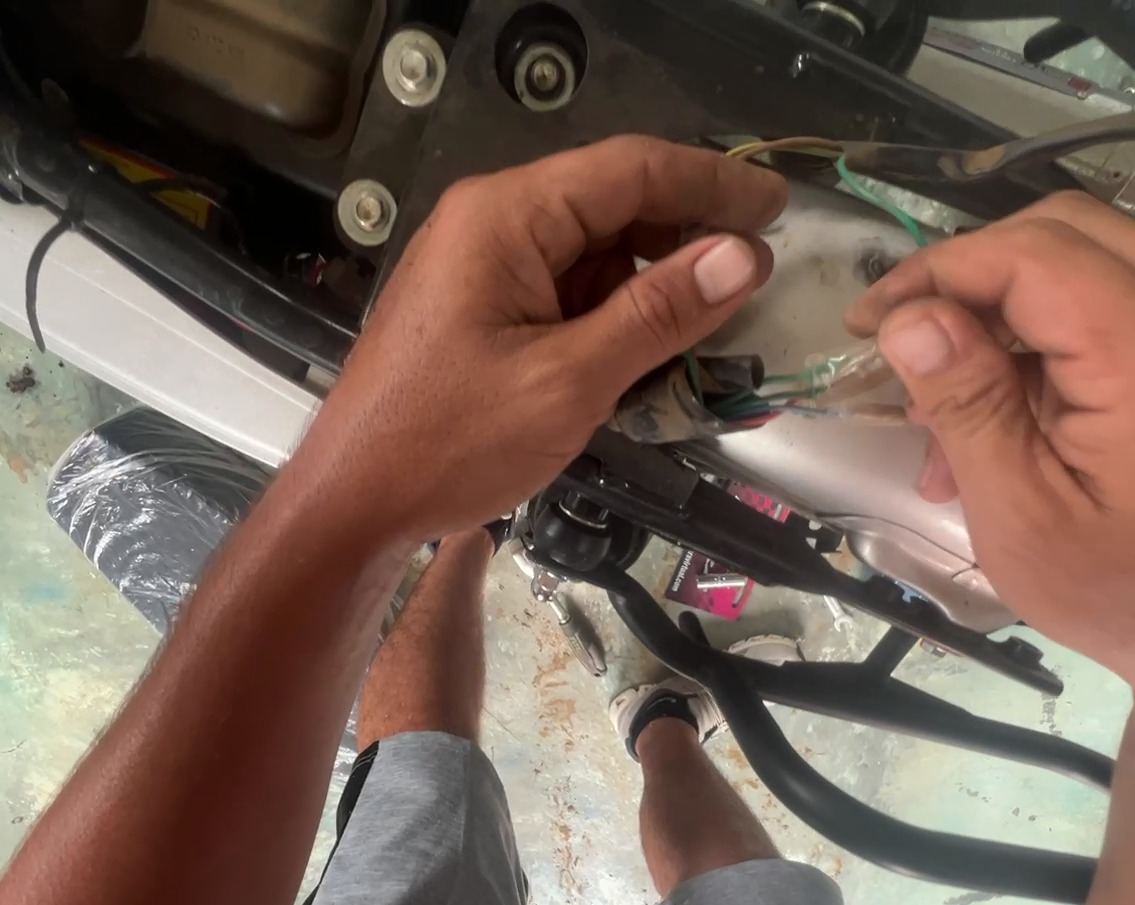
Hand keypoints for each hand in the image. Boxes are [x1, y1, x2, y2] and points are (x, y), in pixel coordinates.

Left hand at [288, 136, 786, 544]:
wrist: (357, 504)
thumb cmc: (450, 444)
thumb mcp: (566, 382)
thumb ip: (655, 315)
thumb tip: (740, 256)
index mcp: (505, 217)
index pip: (629, 170)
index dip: (712, 184)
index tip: (778, 210)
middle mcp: (490, 227)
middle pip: (609, 209)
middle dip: (683, 241)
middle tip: (750, 279)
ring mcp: (481, 274)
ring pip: (589, 260)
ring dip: (648, 289)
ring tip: (709, 327)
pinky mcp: (480, 319)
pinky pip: (561, 301)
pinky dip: (609, 321)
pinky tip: (646, 353)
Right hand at [846, 192, 1134, 687]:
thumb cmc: (1124, 596)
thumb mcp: (1021, 513)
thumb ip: (968, 403)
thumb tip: (908, 319)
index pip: (1031, 255)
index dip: (934, 272)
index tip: (864, 324)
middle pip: (1064, 231)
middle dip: (962, 276)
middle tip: (896, 342)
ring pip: (1085, 261)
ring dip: (995, 313)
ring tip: (939, 406)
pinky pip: (1110, 308)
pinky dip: (1036, 343)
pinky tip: (997, 418)